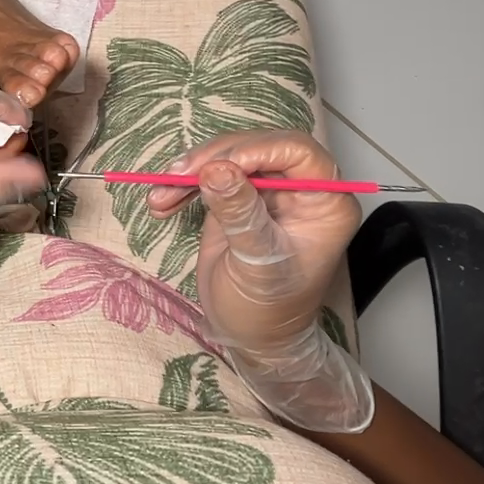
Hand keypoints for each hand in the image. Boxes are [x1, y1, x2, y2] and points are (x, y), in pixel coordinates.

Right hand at [148, 130, 372, 431]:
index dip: (255, 151)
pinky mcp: (238, 196)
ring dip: (188, 172)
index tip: (215, 169)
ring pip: (227, 156)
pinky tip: (162, 203)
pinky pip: (209, 173)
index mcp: (324, 202)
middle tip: (175, 179)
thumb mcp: (256, 264)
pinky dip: (182, 184)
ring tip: (159, 197)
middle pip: (255, 147)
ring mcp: (267, 191)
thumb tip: (216, 169)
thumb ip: (241, 216)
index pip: (296, 151)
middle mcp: (300, 189)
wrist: (250, 336)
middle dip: (211, 159)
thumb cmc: (267, 310)